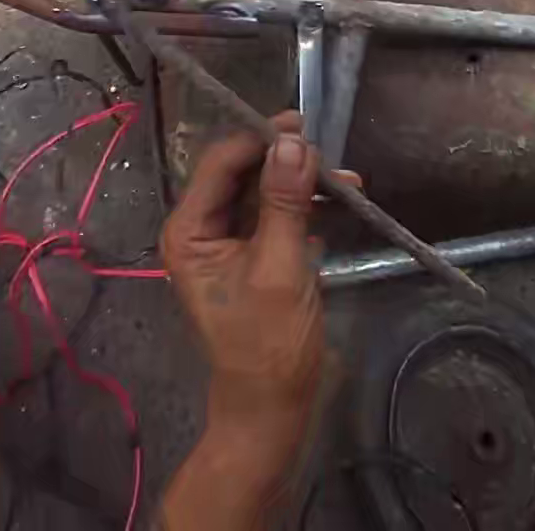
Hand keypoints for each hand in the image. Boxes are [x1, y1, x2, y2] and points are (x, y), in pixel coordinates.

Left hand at [161, 110, 324, 434]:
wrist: (275, 410)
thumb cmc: (269, 345)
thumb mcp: (280, 267)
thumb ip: (285, 202)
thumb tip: (294, 142)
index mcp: (189, 229)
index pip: (219, 164)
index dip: (257, 139)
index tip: (300, 125)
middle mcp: (202, 227)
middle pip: (242, 173)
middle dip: (283, 160)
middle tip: (324, 152)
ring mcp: (228, 240)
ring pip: (262, 191)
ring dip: (300, 183)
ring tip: (344, 181)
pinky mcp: (253, 252)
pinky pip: (275, 214)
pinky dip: (305, 207)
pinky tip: (339, 202)